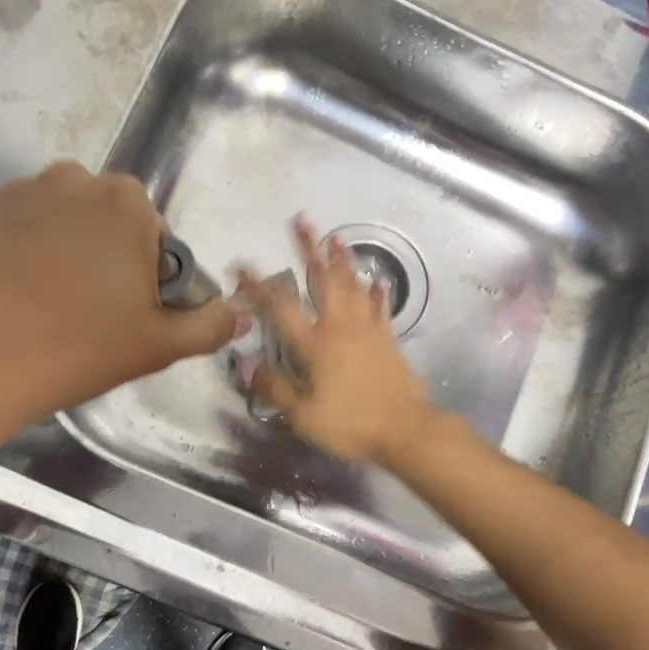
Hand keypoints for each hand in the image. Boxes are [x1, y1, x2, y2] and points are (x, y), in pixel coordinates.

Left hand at [0, 162, 242, 436]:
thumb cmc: (73, 349)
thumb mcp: (156, 346)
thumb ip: (207, 326)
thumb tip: (242, 314)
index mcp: (128, 203)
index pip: (159, 242)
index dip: (151, 285)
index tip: (128, 321)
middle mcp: (76, 179)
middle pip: (111, 228)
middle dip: (110, 265)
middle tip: (90, 321)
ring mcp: (21, 190)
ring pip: (66, 227)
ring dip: (68, 259)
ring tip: (48, 312)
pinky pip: (22, 231)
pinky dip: (26, 258)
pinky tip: (13, 300)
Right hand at [245, 217, 440, 464]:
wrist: (406, 429)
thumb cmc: (351, 424)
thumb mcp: (304, 416)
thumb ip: (275, 389)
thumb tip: (248, 366)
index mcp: (315, 345)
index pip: (280, 308)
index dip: (259, 285)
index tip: (242, 265)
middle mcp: (340, 327)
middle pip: (324, 280)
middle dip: (310, 249)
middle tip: (302, 220)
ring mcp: (368, 330)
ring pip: (354, 286)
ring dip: (344, 260)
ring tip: (336, 237)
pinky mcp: (388, 340)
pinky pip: (381, 308)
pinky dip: (378, 293)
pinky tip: (377, 281)